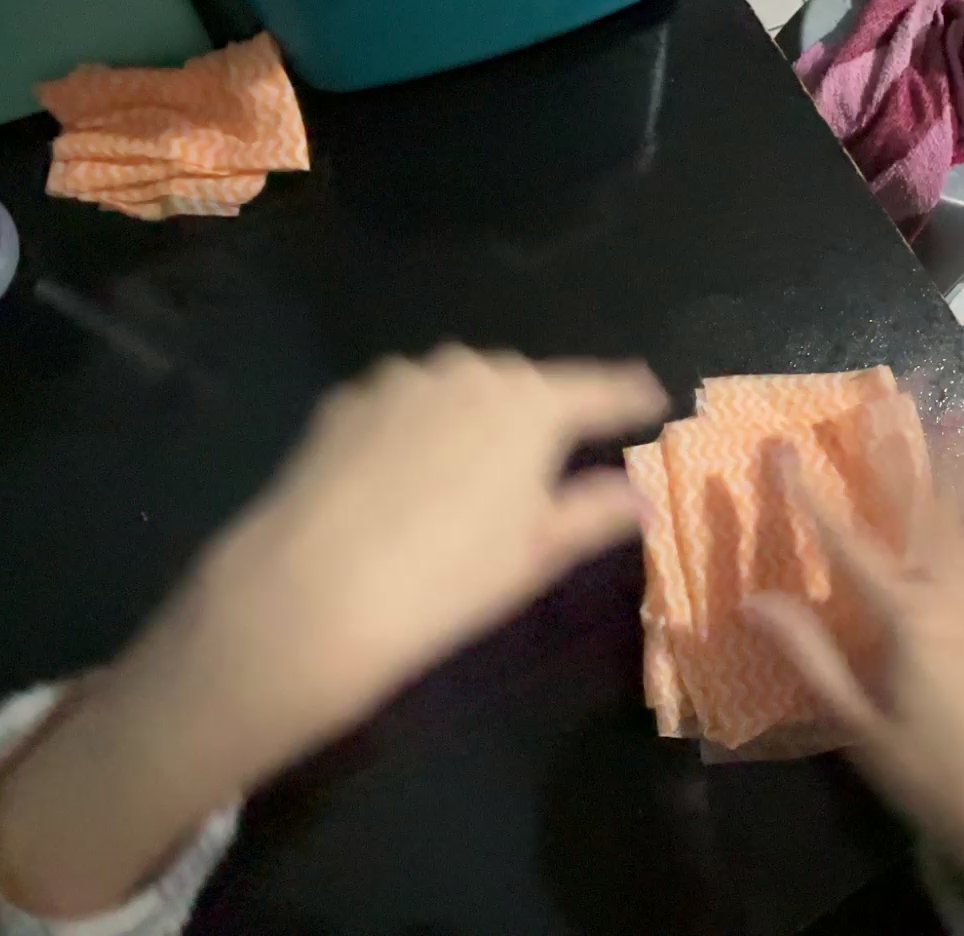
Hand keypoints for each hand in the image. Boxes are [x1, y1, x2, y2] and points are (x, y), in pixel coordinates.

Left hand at [169, 345, 668, 761]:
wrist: (312, 592)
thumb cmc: (451, 576)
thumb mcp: (539, 549)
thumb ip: (599, 510)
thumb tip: (644, 496)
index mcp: (532, 403)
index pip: (598, 390)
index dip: (628, 395)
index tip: (651, 396)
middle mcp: (471, 372)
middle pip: (527, 385)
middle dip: (545, 413)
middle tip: (549, 457)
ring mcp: (405, 380)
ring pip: (464, 388)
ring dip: (480, 415)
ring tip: (471, 469)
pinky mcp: (351, 399)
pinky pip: (409, 403)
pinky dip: (423, 425)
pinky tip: (407, 471)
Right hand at [744, 442, 963, 932]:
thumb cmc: (931, 774)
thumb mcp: (856, 723)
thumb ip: (808, 654)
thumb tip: (752, 600)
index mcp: (907, 618)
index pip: (845, 543)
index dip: (807, 495)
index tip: (782, 450)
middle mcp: (952, 596)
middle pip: (919, 511)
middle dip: (899, 453)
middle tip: (891, 399)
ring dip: (963, 468)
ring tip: (960, 416)